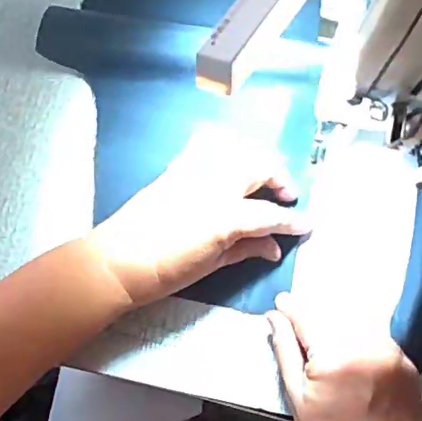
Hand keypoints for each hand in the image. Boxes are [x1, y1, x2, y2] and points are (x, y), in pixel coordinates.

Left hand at [84, 129, 309, 307]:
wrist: (116, 262)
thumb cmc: (163, 273)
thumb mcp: (210, 266)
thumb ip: (244, 250)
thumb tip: (272, 247)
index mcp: (226, 216)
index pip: (270, 215)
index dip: (292, 222)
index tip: (305, 225)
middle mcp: (213, 186)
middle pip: (260, 168)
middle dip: (280, 179)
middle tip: (286, 196)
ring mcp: (192, 174)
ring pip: (236, 151)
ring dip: (254, 161)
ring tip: (258, 179)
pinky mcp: (173, 171)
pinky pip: (201, 147)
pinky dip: (220, 148)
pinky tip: (225, 160)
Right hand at [267, 292, 421, 420]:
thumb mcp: (297, 400)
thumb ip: (286, 352)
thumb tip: (274, 319)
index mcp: (337, 357)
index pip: (309, 317)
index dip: (291, 308)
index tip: (280, 302)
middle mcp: (370, 347)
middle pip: (336, 313)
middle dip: (316, 314)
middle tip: (298, 320)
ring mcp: (394, 354)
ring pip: (359, 322)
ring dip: (339, 324)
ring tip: (322, 339)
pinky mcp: (407, 364)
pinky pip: (377, 338)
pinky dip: (359, 338)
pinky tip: (348, 355)